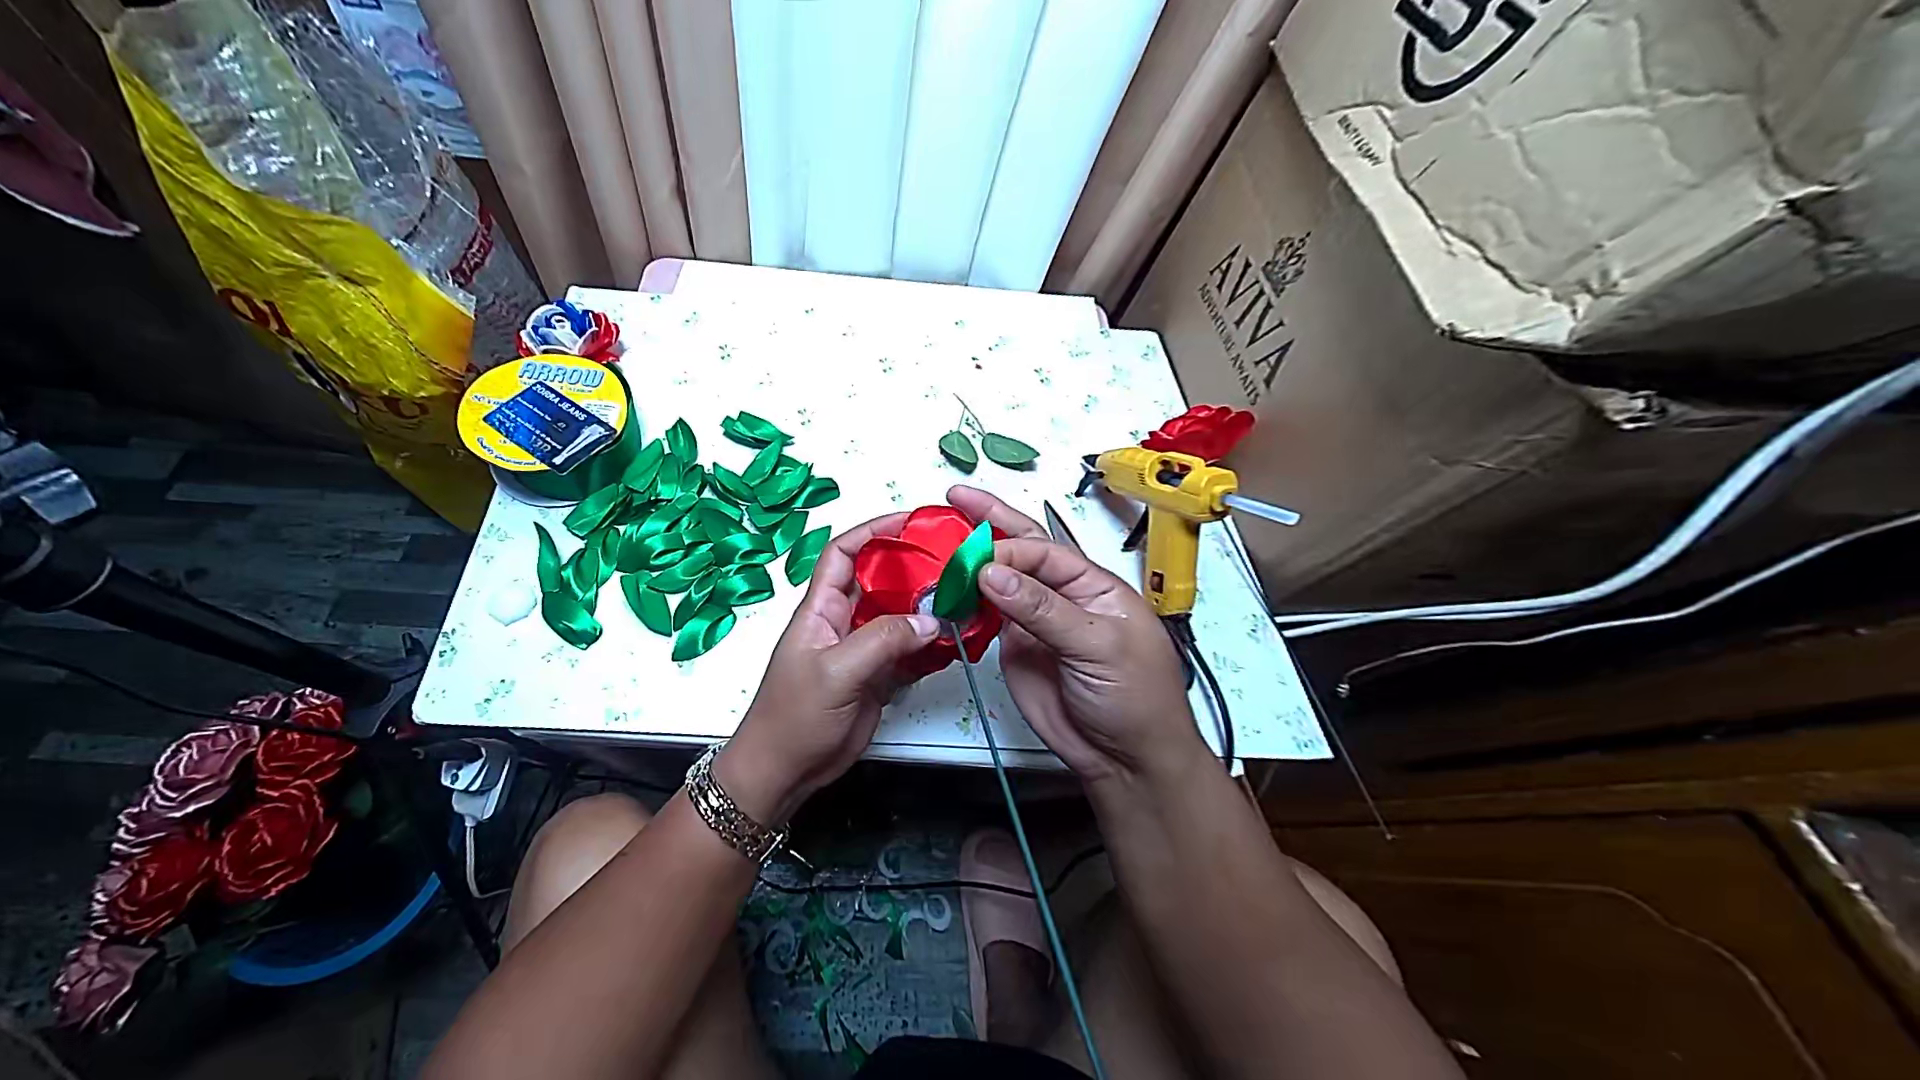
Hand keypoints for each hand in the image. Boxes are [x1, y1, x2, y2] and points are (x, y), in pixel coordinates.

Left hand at [716, 513, 939, 824]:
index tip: (911, 522)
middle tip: (951, 561)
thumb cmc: (792, 719)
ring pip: (900, 615)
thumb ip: (882, 640)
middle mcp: (843, 621)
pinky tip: (954, 640)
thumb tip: (929, 620)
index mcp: (821, 608)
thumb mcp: (835, 672)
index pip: (845, 553)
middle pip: (880, 580)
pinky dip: (932, 644)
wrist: (785, 772)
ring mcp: (862, 649)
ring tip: (961, 598)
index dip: (874, 531)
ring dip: (927, 607)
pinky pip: (909, 650)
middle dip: (913, 567)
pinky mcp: (878, 675)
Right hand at [946, 487, 1211, 787]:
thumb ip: (1044, 609)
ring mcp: (1036, 620)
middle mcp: (1062, 595)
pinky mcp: (1016, 646)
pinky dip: (965, 604)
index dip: (1008, 551)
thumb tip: (992, 573)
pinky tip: (948, 591)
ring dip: (971, 564)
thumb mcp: (1099, 646)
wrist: (1126, 758)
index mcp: (1093, 584)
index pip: (1043, 553)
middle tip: (956, 498)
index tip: (979, 561)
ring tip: (940, 542)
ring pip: (998, 583)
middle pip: (1021, 551)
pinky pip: (986, 617)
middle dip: (990, 521)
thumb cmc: (1137, 697)